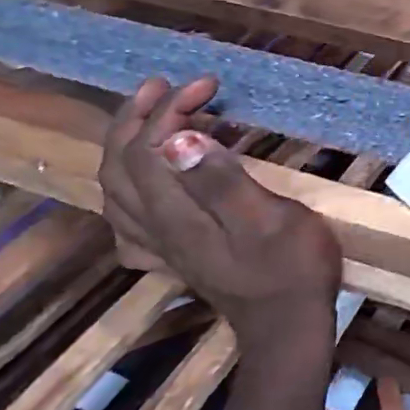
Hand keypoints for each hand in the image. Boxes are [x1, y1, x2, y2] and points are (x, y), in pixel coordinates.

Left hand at [98, 77, 342, 349]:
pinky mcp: (174, 257)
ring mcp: (161, 246)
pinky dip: (128, 190)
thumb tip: (180, 141)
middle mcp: (156, 229)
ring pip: (118, 191)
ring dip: (128, 147)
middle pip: (122, 167)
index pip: (150, 151)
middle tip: (166, 85)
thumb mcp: (270, 218)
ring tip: (153, 118)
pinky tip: (145, 187)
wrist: (289, 324)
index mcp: (177, 215)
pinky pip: (128, 219)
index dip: (169, 111)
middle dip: (138, 119)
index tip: (206, 84)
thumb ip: (223, 181)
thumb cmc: (291, 265)